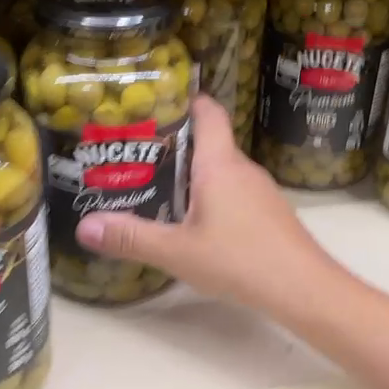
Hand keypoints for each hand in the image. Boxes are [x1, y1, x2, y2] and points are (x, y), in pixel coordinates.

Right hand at [74, 96, 344, 310]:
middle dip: (174, 146)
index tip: (155, 103)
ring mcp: (261, 192)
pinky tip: (194, 223)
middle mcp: (242, 169)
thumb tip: (84, 227)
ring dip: (193, 176)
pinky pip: (234, 194)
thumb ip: (131, 238)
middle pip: (209, 143)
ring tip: (156, 188)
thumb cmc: (240, 260)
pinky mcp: (270, 215)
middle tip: (136, 155)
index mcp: (219, 164)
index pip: (208, 112)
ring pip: (221, 172)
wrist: (303, 288)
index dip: (185, 100)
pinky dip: (212, 198)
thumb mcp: (177, 252)